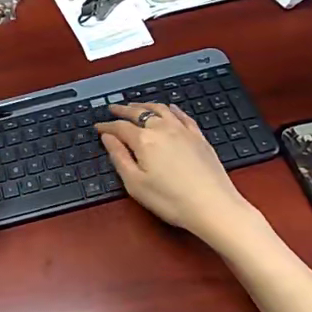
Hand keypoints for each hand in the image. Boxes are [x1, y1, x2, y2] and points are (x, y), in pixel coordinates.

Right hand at [96, 103, 255, 240]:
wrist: (212, 206)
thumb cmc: (172, 200)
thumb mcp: (135, 183)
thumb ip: (119, 157)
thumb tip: (108, 139)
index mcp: (144, 140)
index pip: (120, 127)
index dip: (106, 126)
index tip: (98, 127)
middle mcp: (163, 129)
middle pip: (139, 113)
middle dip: (123, 110)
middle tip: (113, 108)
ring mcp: (183, 131)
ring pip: (160, 109)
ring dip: (145, 104)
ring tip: (136, 104)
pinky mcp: (199, 138)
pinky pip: (182, 115)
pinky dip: (172, 109)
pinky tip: (169, 108)